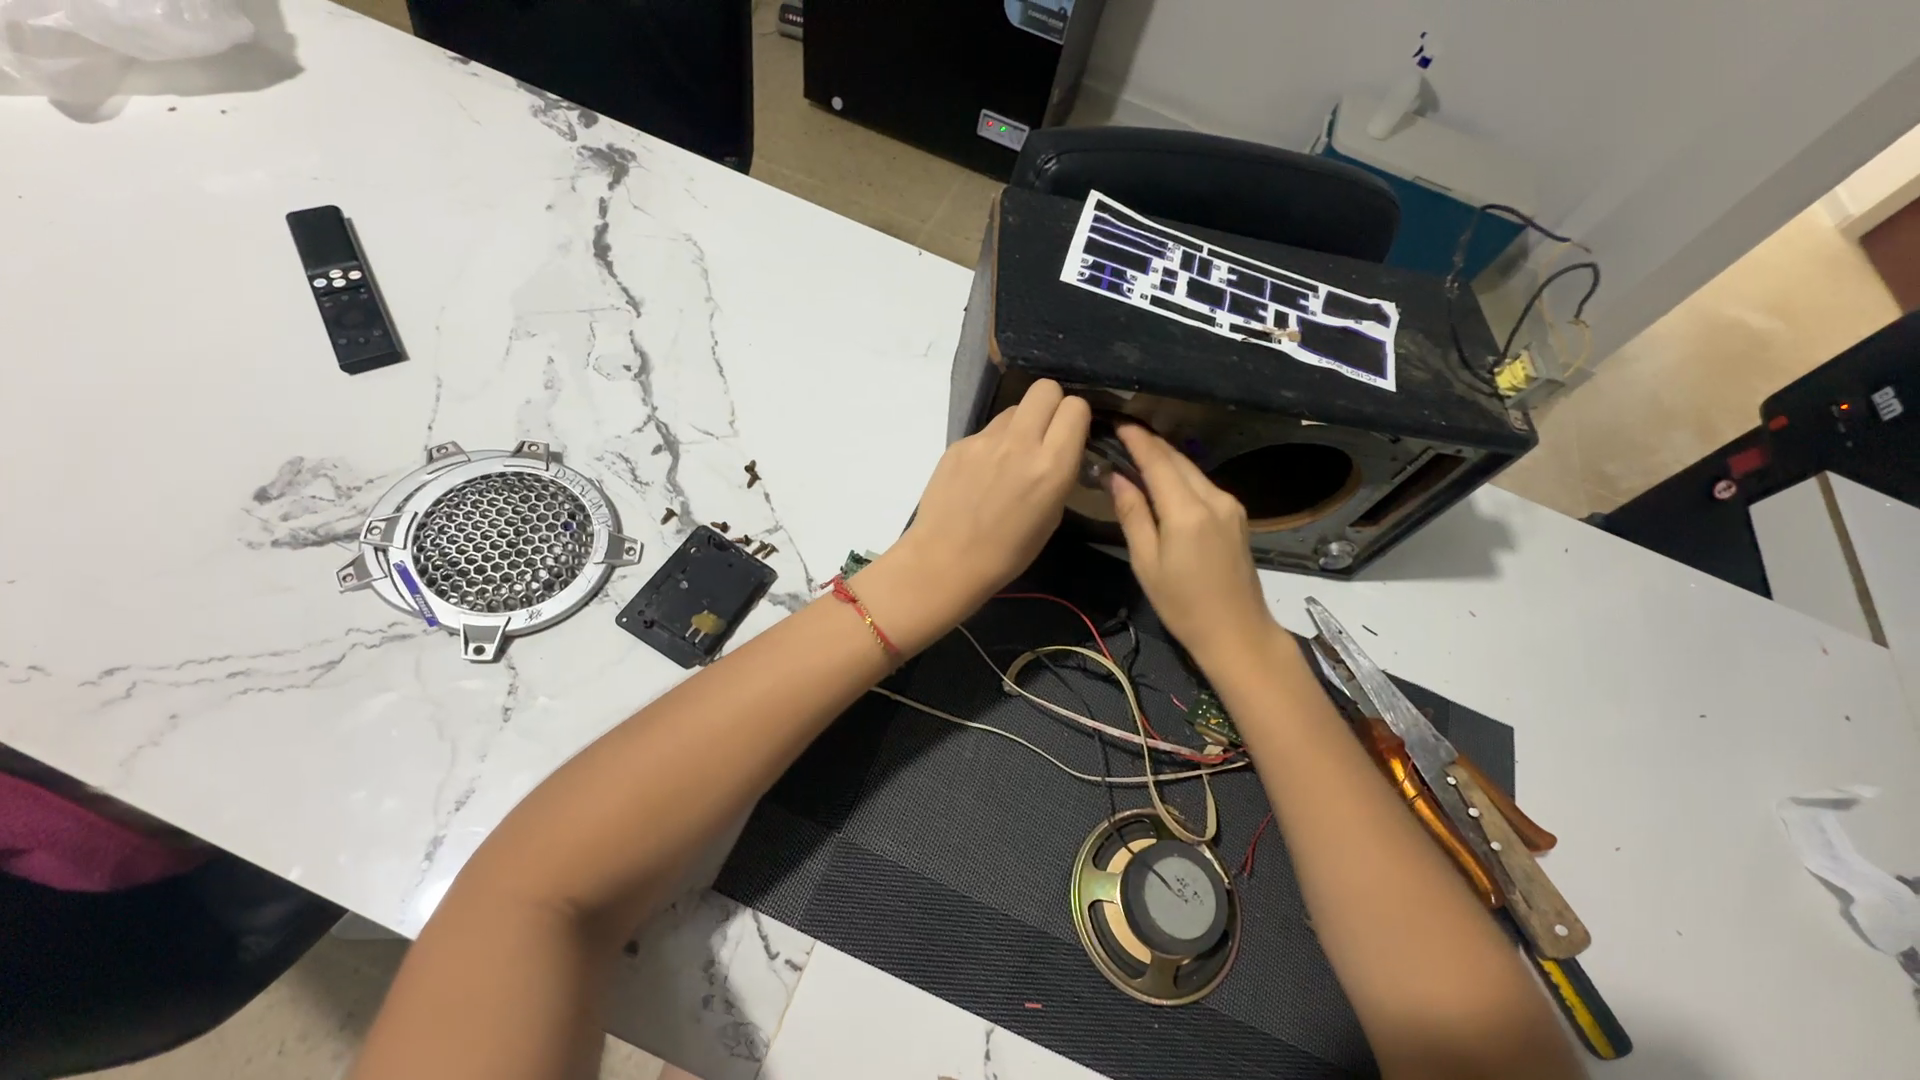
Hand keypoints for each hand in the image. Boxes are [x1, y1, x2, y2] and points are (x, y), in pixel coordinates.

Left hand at [857, 380, 1089, 651]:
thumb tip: (1061, 451)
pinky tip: (983, 474)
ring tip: (1012, 457)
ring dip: (1021, 424)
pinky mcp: (960, 443)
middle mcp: (1021, 442)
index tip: (1072, 435)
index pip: (1075, 407)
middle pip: (1045, 389)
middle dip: (1051, 405)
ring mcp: (986, 439)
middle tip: (1046, 432)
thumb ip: (1060, 473)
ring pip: (1014, 408)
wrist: (947, 560)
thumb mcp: (1052, 516)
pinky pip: (987, 430)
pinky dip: (993, 444)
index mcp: (1052, 465)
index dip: (1076, 417)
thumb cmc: (1008, 552)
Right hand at [1107, 424, 1278, 667]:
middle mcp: (1213, 499)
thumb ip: (1132, 514)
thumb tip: (1116, 477)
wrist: (1236, 631)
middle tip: (1121, 434)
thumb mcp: (1146, 562)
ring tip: (1136, 454)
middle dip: (1150, 444)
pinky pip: (1203, 485)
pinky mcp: (1237, 516)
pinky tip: (1163, 481)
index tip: (1116, 422)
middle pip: (1177, 459)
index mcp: (1187, 511)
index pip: (1157, 460)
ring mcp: (1230, 506)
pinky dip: (1181, 477)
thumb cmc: (1183, 604)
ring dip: (1165, 459)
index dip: (1136, 438)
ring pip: (1192, 470)